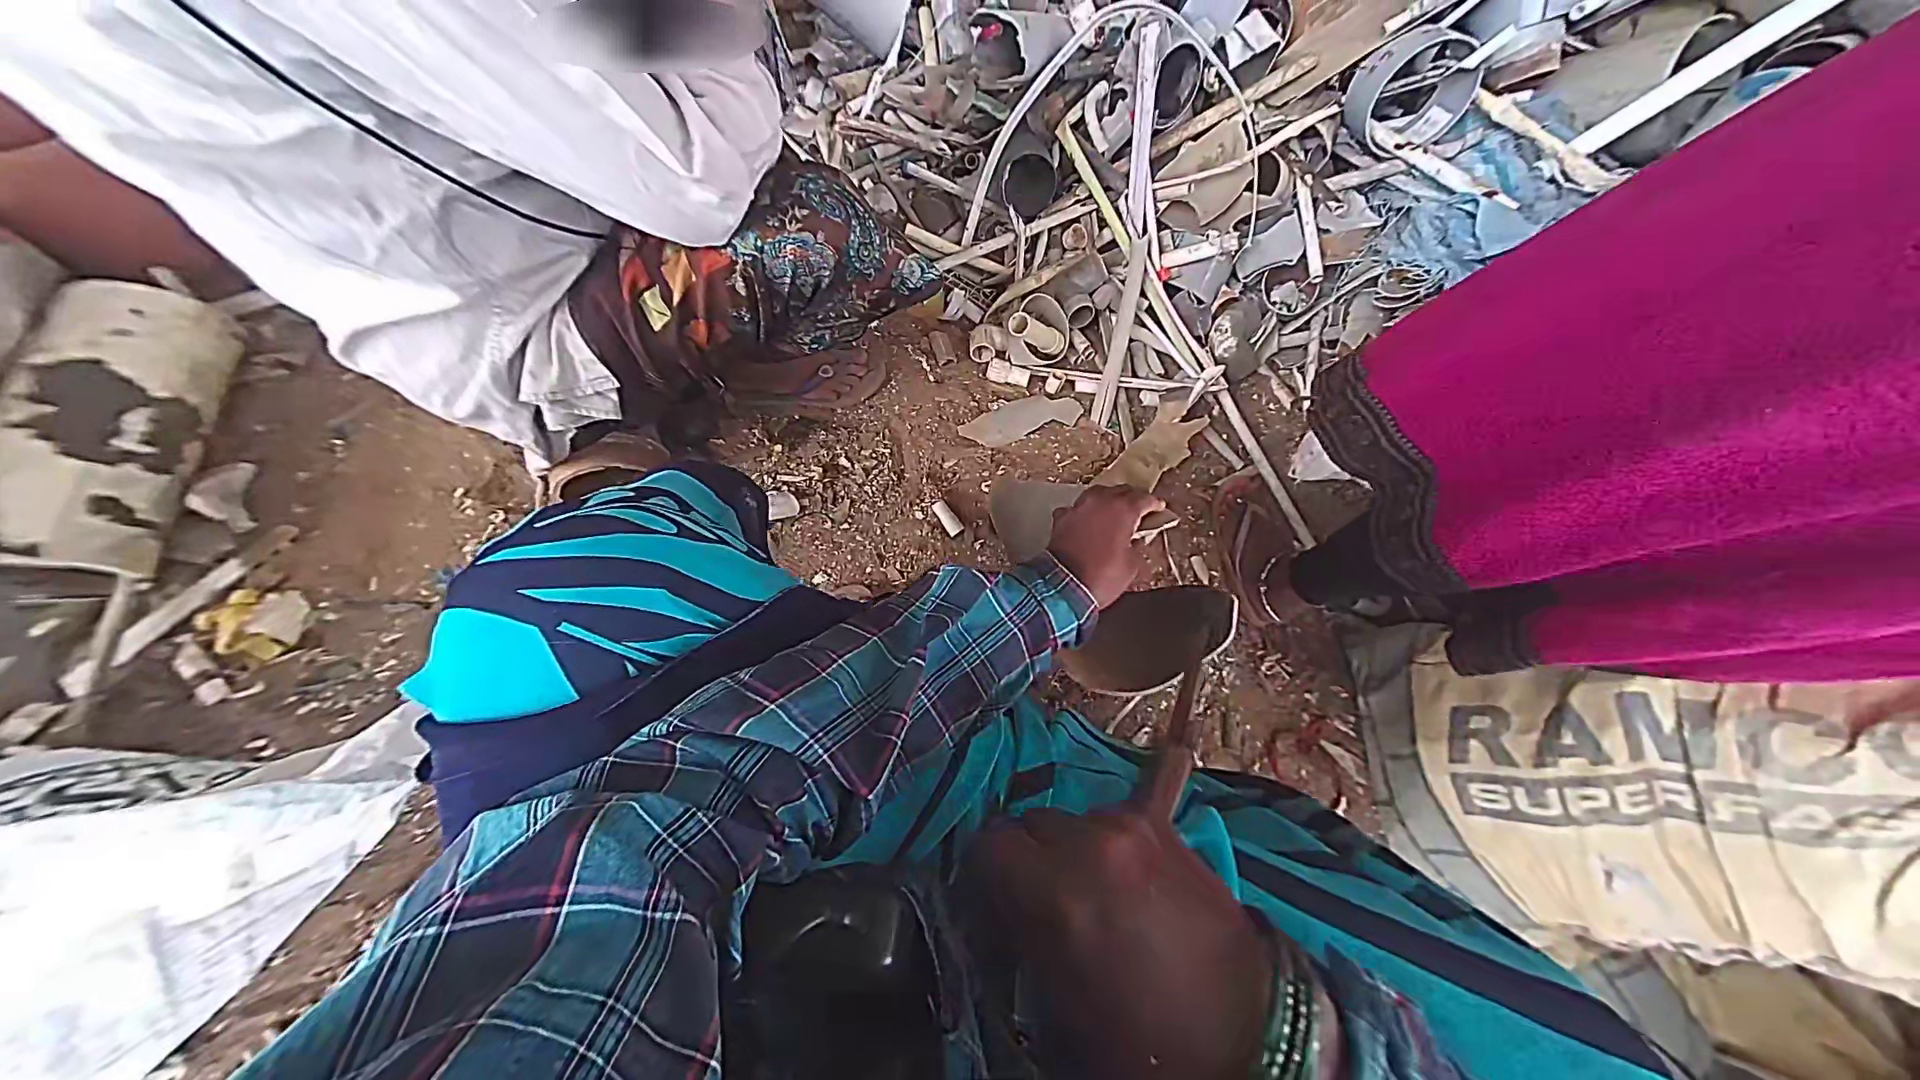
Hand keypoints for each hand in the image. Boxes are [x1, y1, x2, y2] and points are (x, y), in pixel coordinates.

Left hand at [1048, 485, 1163, 607]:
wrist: (1065, 587)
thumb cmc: (1102, 577)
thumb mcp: (1132, 564)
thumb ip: (1138, 545)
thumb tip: (1137, 541)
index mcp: (1123, 510)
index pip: (1144, 498)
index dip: (1154, 504)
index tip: (1159, 508)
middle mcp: (1100, 502)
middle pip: (1121, 491)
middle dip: (1132, 498)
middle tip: (1139, 509)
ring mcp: (1078, 508)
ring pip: (1097, 494)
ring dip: (1108, 500)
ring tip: (1114, 511)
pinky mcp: (1061, 519)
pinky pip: (1077, 508)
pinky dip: (1085, 513)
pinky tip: (1088, 520)